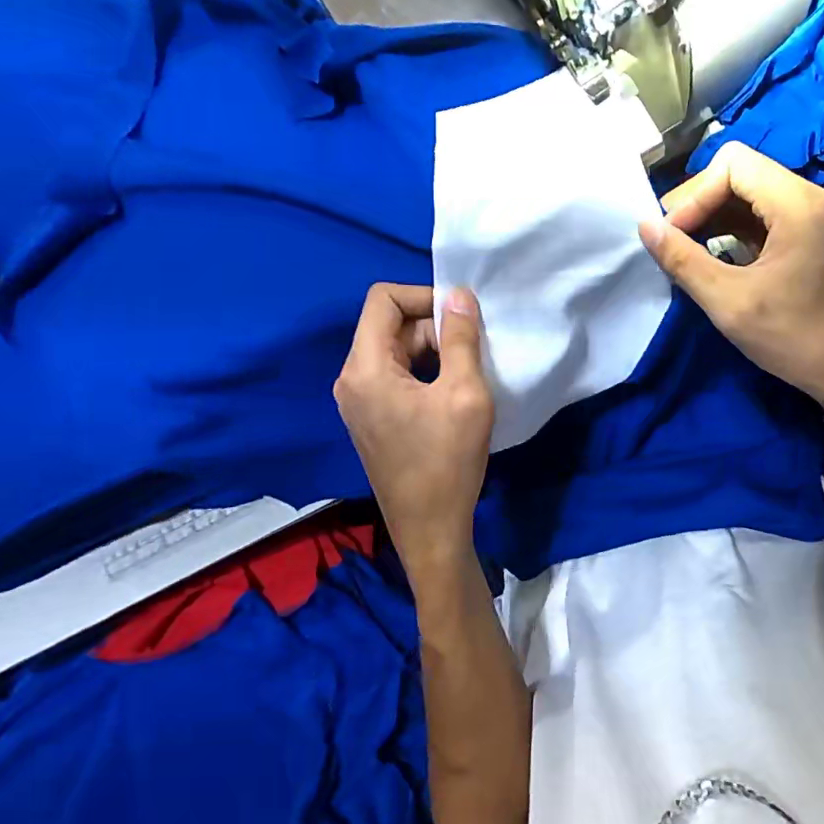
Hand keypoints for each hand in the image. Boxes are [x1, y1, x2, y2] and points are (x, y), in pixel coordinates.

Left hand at [333, 283, 493, 570]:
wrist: (430, 528)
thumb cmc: (448, 461)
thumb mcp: (465, 393)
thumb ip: (461, 338)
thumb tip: (459, 296)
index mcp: (365, 368)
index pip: (383, 299)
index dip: (424, 296)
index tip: (461, 317)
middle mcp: (351, 380)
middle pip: (389, 326)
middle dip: (433, 328)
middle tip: (472, 353)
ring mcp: (358, 402)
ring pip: (395, 352)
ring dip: (433, 352)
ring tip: (467, 376)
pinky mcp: (371, 419)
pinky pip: (395, 377)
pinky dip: (424, 373)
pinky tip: (452, 396)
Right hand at [639, 142, 823, 418]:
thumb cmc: (793, 338)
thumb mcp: (729, 302)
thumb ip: (683, 260)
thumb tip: (644, 226)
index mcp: (798, 204)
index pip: (731, 164)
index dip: (695, 195)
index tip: (674, 236)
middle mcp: (809, 197)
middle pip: (739, 172)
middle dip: (700, 202)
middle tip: (674, 241)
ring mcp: (811, 215)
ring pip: (748, 192)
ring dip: (712, 215)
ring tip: (685, 248)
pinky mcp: (808, 234)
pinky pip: (761, 213)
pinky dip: (731, 227)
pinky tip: (711, 253)